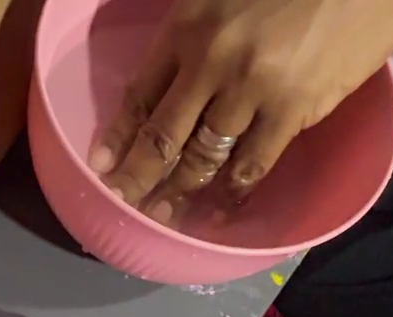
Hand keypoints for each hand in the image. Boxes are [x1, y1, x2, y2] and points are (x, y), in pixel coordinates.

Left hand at [90, 0, 392, 221]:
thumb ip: (197, 31)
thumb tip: (169, 86)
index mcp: (189, 24)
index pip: (139, 94)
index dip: (118, 138)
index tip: (101, 170)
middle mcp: (211, 59)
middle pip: (161, 137)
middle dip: (137, 179)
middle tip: (122, 206)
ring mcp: (250, 88)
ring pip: (200, 158)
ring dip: (177, 193)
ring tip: (162, 216)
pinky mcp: (291, 109)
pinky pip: (249, 166)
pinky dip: (231, 194)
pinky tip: (218, 212)